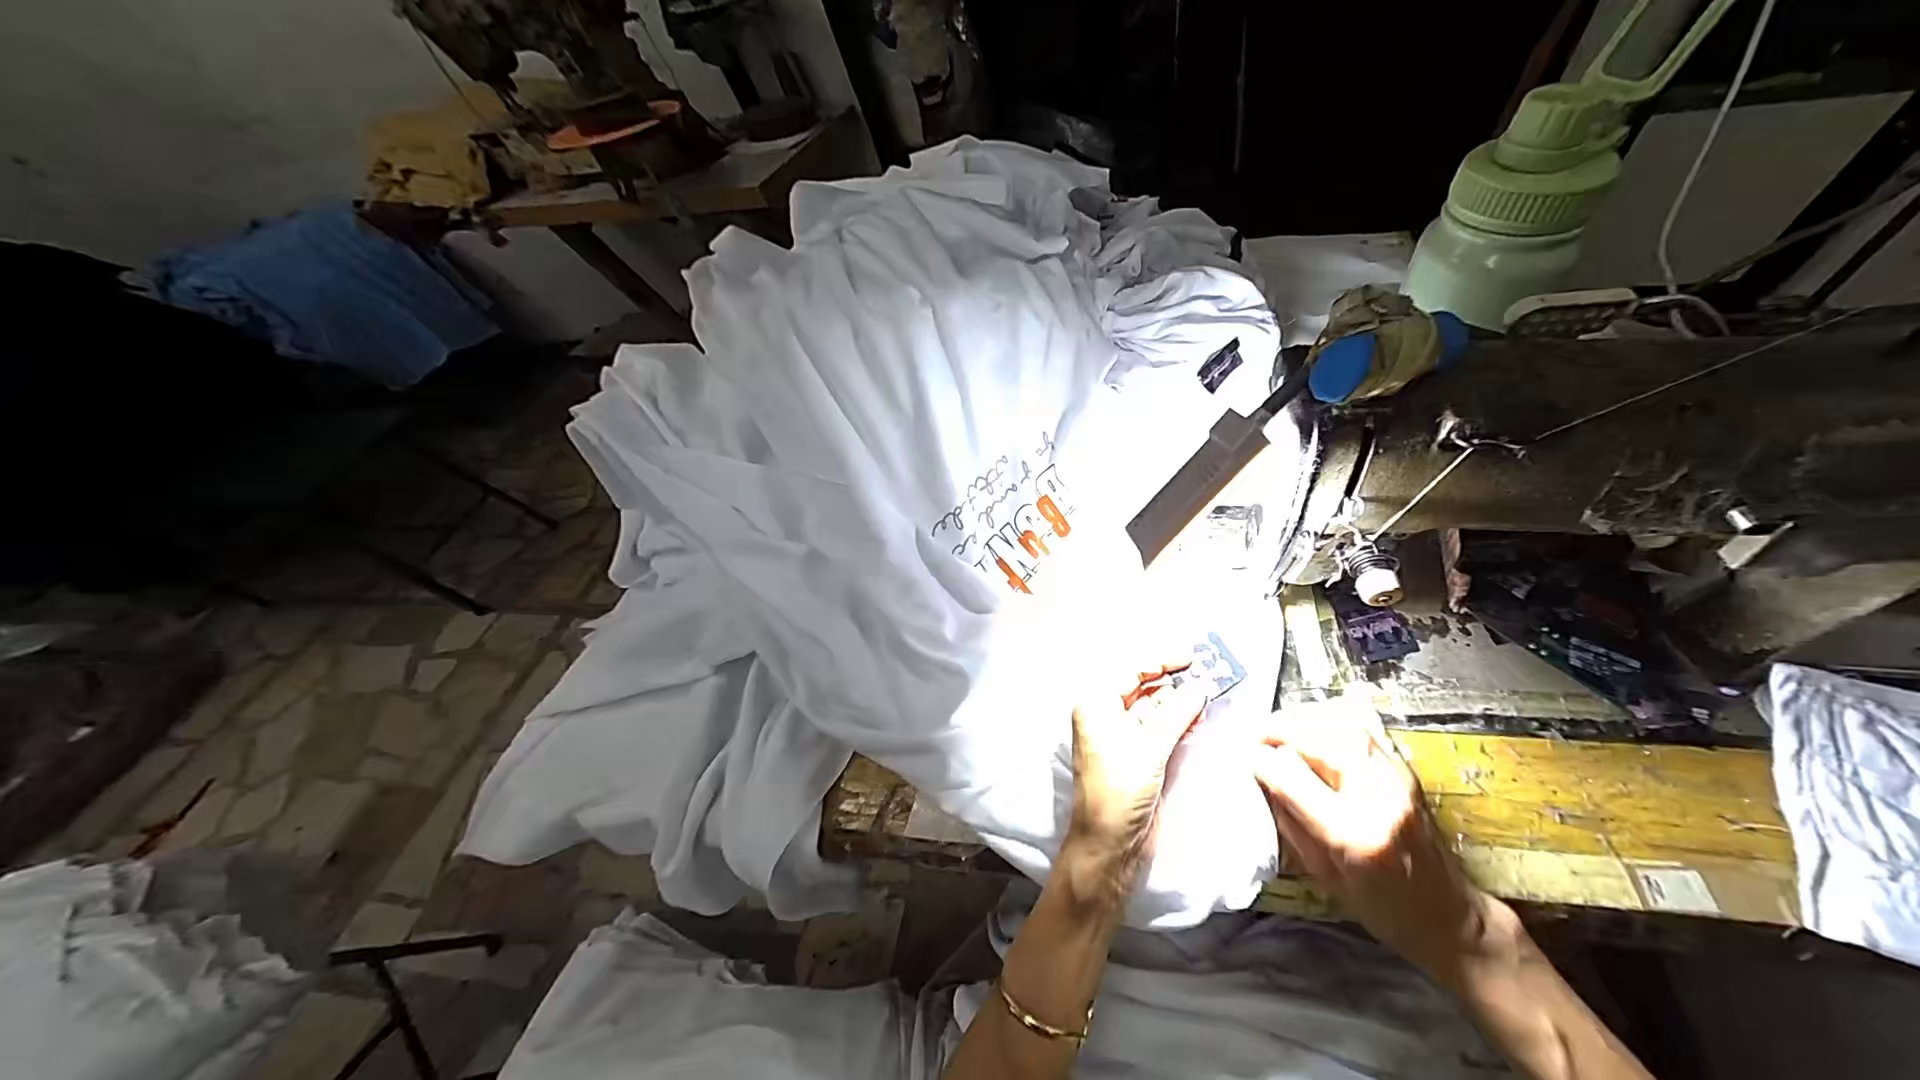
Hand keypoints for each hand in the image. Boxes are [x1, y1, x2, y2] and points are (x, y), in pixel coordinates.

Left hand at [1062, 660, 1209, 902]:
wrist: (1109, 845)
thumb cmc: (1119, 793)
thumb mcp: (1149, 748)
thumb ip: (1176, 714)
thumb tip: (1201, 687)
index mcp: (1095, 706)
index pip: (1129, 671)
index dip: (1161, 662)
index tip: (1192, 658)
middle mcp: (1103, 717)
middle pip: (1140, 687)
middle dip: (1172, 681)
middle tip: (1207, 674)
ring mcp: (1119, 737)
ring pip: (1151, 708)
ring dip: (1178, 701)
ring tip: (1208, 693)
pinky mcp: (1134, 756)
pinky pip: (1156, 729)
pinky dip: (1176, 721)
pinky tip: (1197, 716)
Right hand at [1252, 704, 1494, 976]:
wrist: (1449, 917)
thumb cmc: (1381, 908)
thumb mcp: (1320, 872)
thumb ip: (1288, 818)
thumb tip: (1259, 774)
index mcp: (1351, 833)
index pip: (1290, 775)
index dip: (1259, 760)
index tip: (1242, 758)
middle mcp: (1378, 797)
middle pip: (1317, 738)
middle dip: (1278, 731)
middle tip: (1256, 738)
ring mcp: (1398, 778)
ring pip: (1342, 723)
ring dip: (1302, 720)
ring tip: (1280, 728)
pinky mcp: (1406, 770)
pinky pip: (1367, 725)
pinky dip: (1335, 716)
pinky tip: (1316, 720)